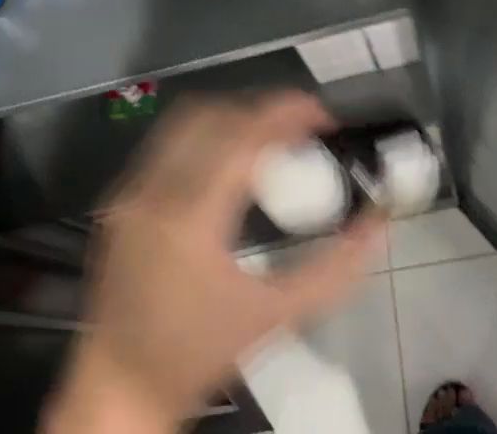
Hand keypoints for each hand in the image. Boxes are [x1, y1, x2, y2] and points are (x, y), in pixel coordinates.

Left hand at [43, 93, 385, 433]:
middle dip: (263, 108)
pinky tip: (232, 159)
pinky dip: (206, 135)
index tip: (325, 117)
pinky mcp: (119, 201)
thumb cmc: (199, 356)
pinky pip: (167, 145)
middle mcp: (153, 193)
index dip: (288, 114)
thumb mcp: (276, 318)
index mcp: (190, 219)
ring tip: (274, 135)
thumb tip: (378, 224)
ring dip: (234, 116)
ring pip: (184, 121)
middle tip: (304, 125)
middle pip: (213, 114)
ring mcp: (129, 194)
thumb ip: (335, 270)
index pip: (243, 136)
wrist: (118, 389)